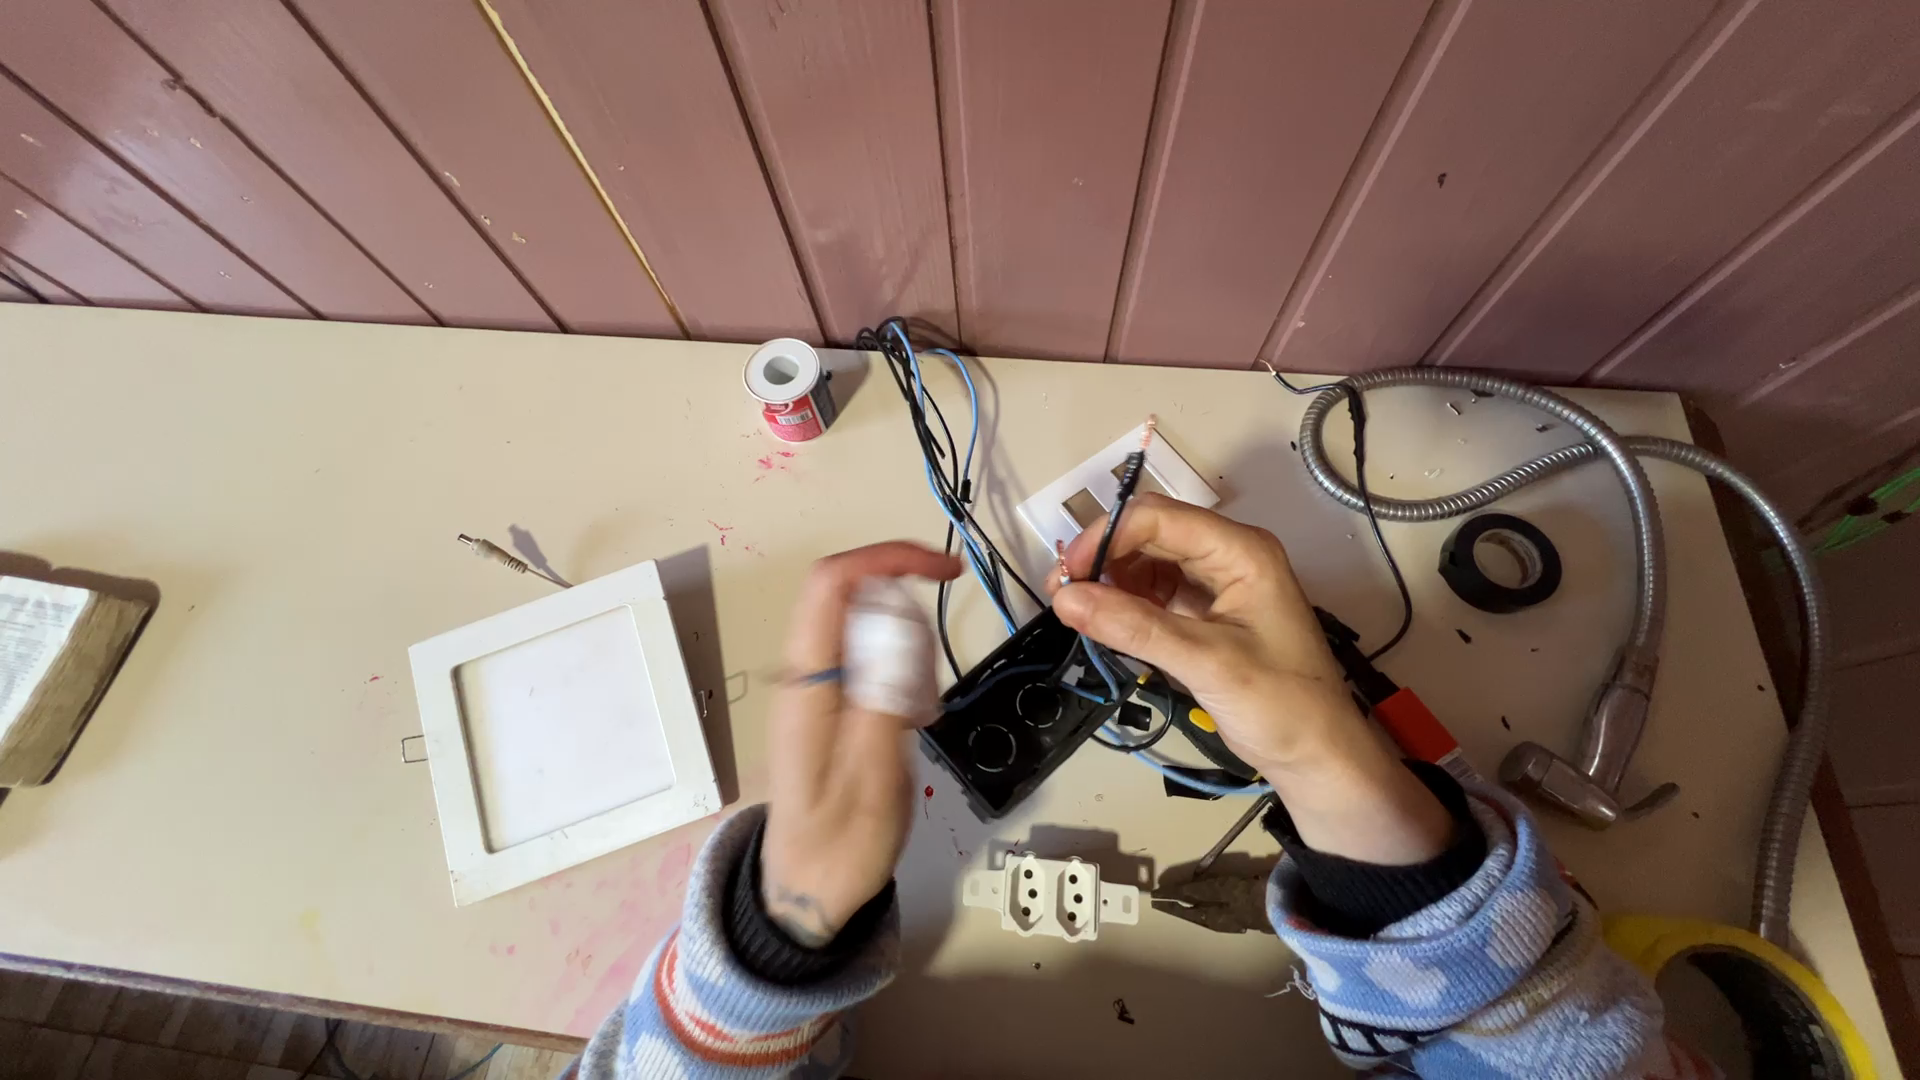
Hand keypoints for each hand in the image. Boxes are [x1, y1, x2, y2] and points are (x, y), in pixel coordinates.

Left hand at [760, 542, 961, 945]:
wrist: (805, 895)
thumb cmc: (839, 846)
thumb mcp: (872, 777)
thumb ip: (882, 696)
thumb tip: (897, 623)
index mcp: (807, 683)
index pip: (834, 583)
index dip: (887, 558)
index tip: (944, 571)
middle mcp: (804, 673)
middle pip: (854, 596)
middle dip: (907, 613)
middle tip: (931, 678)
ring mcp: (816, 686)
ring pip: (868, 627)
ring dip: (908, 651)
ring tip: (920, 714)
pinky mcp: (832, 702)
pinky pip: (872, 660)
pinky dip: (904, 673)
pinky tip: (913, 720)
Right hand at [1050, 494, 1452, 864]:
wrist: (1317, 756)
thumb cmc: (1280, 705)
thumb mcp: (1206, 662)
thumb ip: (1135, 627)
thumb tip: (1065, 599)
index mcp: (1240, 551)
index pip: (1159, 518)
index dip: (1107, 537)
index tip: (1067, 575)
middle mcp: (1226, 555)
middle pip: (1149, 532)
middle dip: (1103, 557)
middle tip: (1062, 594)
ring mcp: (1214, 581)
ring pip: (1146, 559)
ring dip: (1110, 579)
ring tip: (1079, 611)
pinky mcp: (1203, 609)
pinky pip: (1152, 589)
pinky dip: (1124, 601)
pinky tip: (1107, 622)